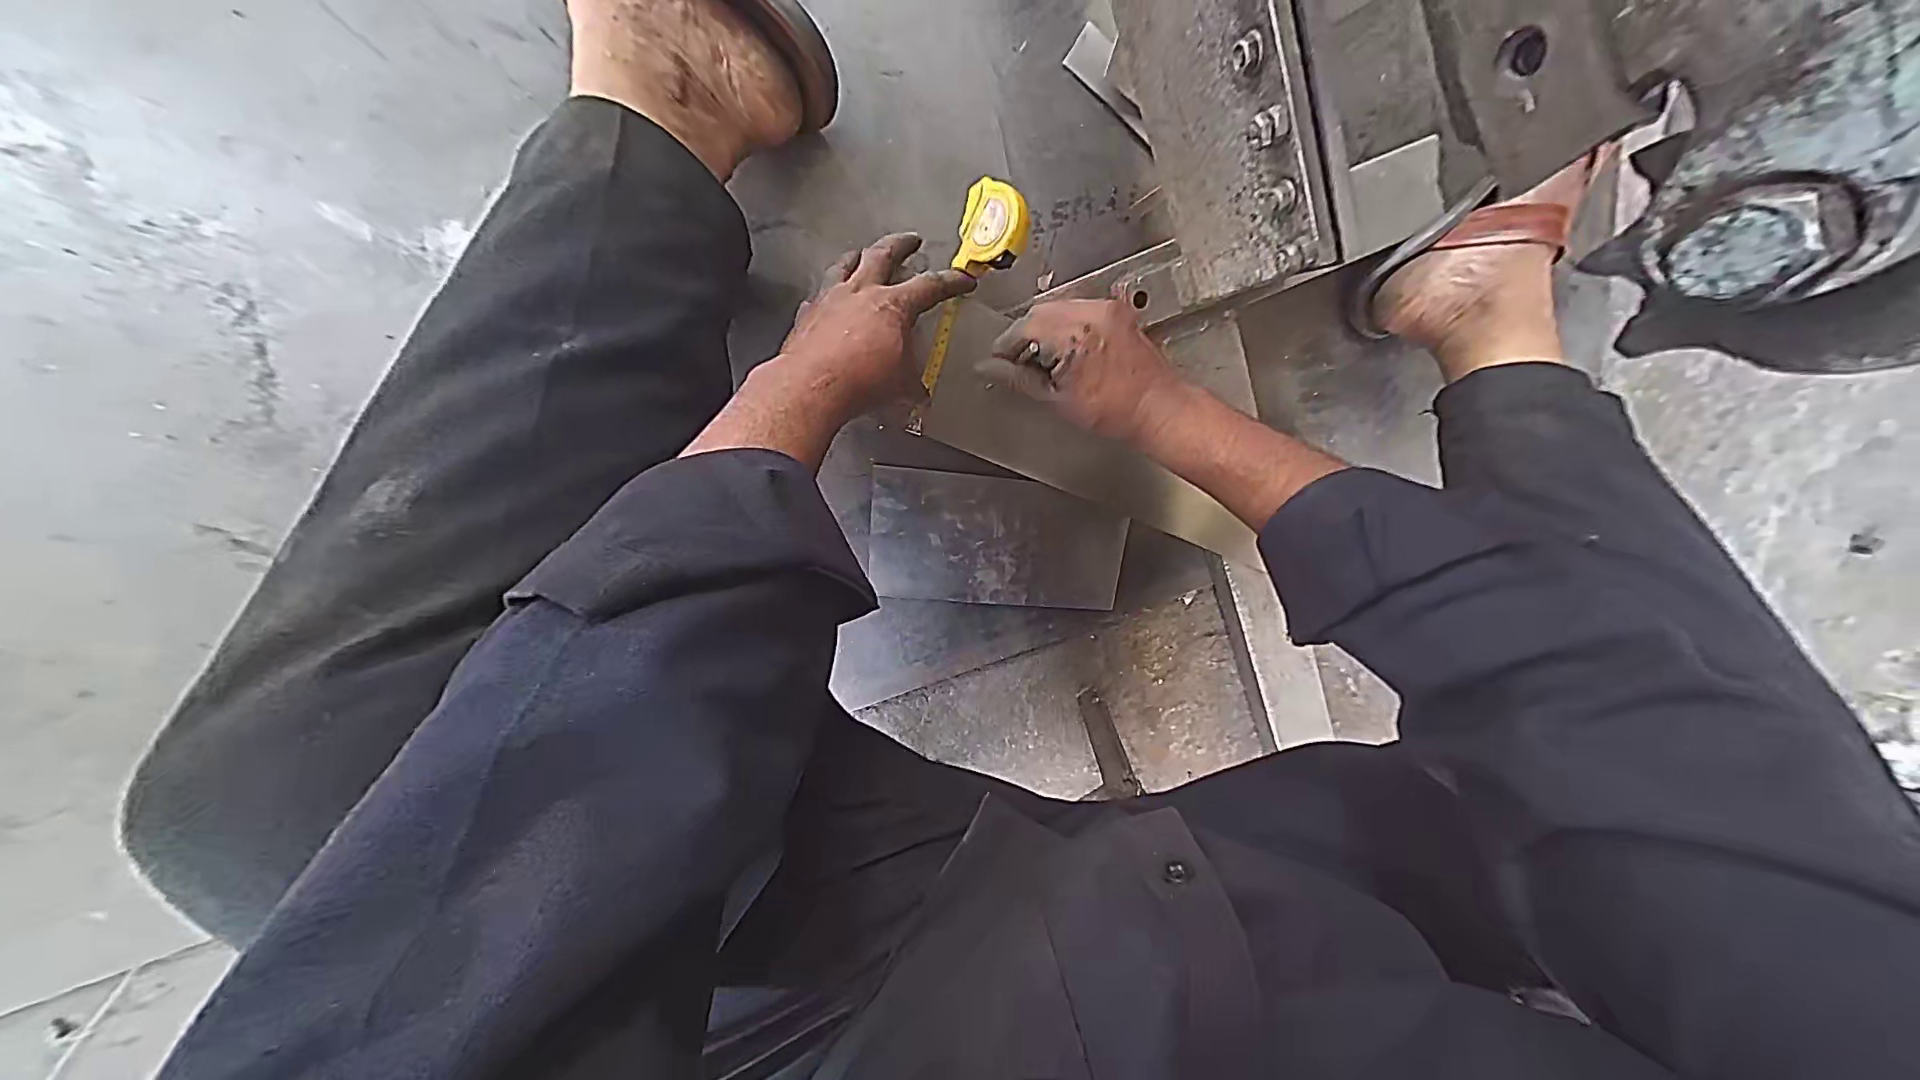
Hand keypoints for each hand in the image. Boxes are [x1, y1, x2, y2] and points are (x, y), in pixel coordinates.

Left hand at [768, 232, 978, 420]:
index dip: (951, 282)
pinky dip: (825, 293)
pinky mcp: (807, 314)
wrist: (813, 386)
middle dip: (901, 244)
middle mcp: (861, 292)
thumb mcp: (901, 386)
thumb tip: (920, 396)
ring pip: (845, 264)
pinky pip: (818, 294)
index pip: (930, 286)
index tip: (963, 279)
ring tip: (861, 254)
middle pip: (884, 254)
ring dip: (857, 256)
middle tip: (911, 240)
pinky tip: (825, 297)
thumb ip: (912, 384)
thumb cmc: (862, 381)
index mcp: (893, 305)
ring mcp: (830, 298)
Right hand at [978, 297, 1188, 442]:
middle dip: (1023, 336)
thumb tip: (990, 369)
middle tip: (1016, 363)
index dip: (1005, 346)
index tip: (997, 360)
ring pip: (1057, 308)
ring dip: (1043, 330)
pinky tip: (1065, 351)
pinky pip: (1078, 310)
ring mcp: (1106, 309)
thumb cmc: (1116, 410)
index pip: (1023, 327)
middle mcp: (1090, 313)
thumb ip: (1018, 379)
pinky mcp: (1116, 312)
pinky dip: (1064, 326)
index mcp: (1072, 334)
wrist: (1156, 407)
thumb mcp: (1056, 399)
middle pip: (1039, 313)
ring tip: (1043, 360)